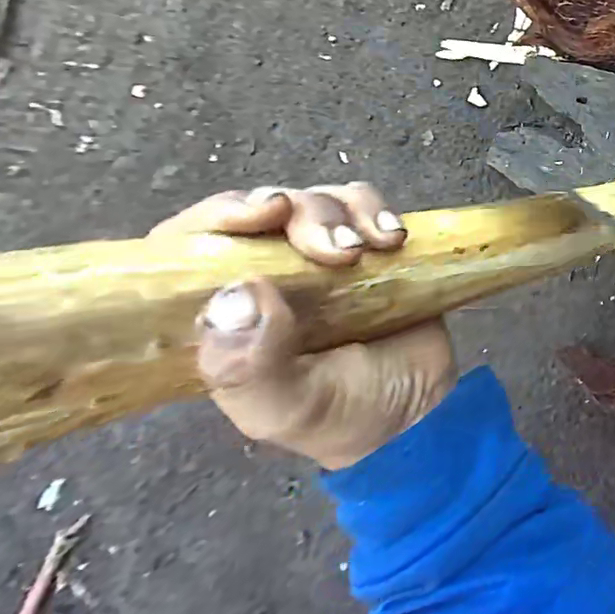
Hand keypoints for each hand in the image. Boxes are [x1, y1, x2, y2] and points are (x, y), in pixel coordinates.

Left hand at [154, 185, 457, 470]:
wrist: (421, 408)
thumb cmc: (342, 415)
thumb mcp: (286, 408)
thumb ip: (251, 366)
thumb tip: (236, 294)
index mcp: (228, 313)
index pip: (193, 243)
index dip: (218, 216)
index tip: (261, 213)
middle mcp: (267, 273)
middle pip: (267, 209)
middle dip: (304, 218)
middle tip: (341, 253)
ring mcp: (319, 254)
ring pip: (317, 199)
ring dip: (346, 214)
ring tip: (377, 248)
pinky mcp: (367, 242)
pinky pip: (363, 203)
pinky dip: (377, 210)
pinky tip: (395, 238)